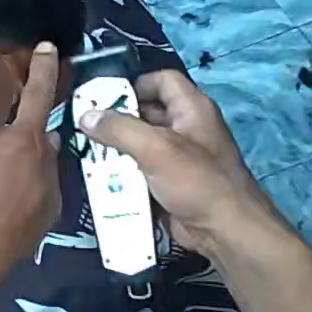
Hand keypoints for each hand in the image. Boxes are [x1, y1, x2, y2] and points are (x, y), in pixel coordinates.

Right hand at [77, 69, 281, 259]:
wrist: (225, 231)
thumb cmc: (196, 181)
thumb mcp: (155, 148)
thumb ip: (119, 129)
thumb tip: (86, 116)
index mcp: (191, 108)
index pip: (162, 80)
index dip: (135, 84)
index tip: (105, 100)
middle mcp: (186, 127)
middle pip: (147, 112)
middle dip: (117, 120)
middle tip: (86, 128)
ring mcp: (180, 156)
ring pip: (142, 143)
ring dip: (118, 148)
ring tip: (88, 153)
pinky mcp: (171, 181)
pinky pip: (143, 168)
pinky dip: (125, 171)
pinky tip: (102, 177)